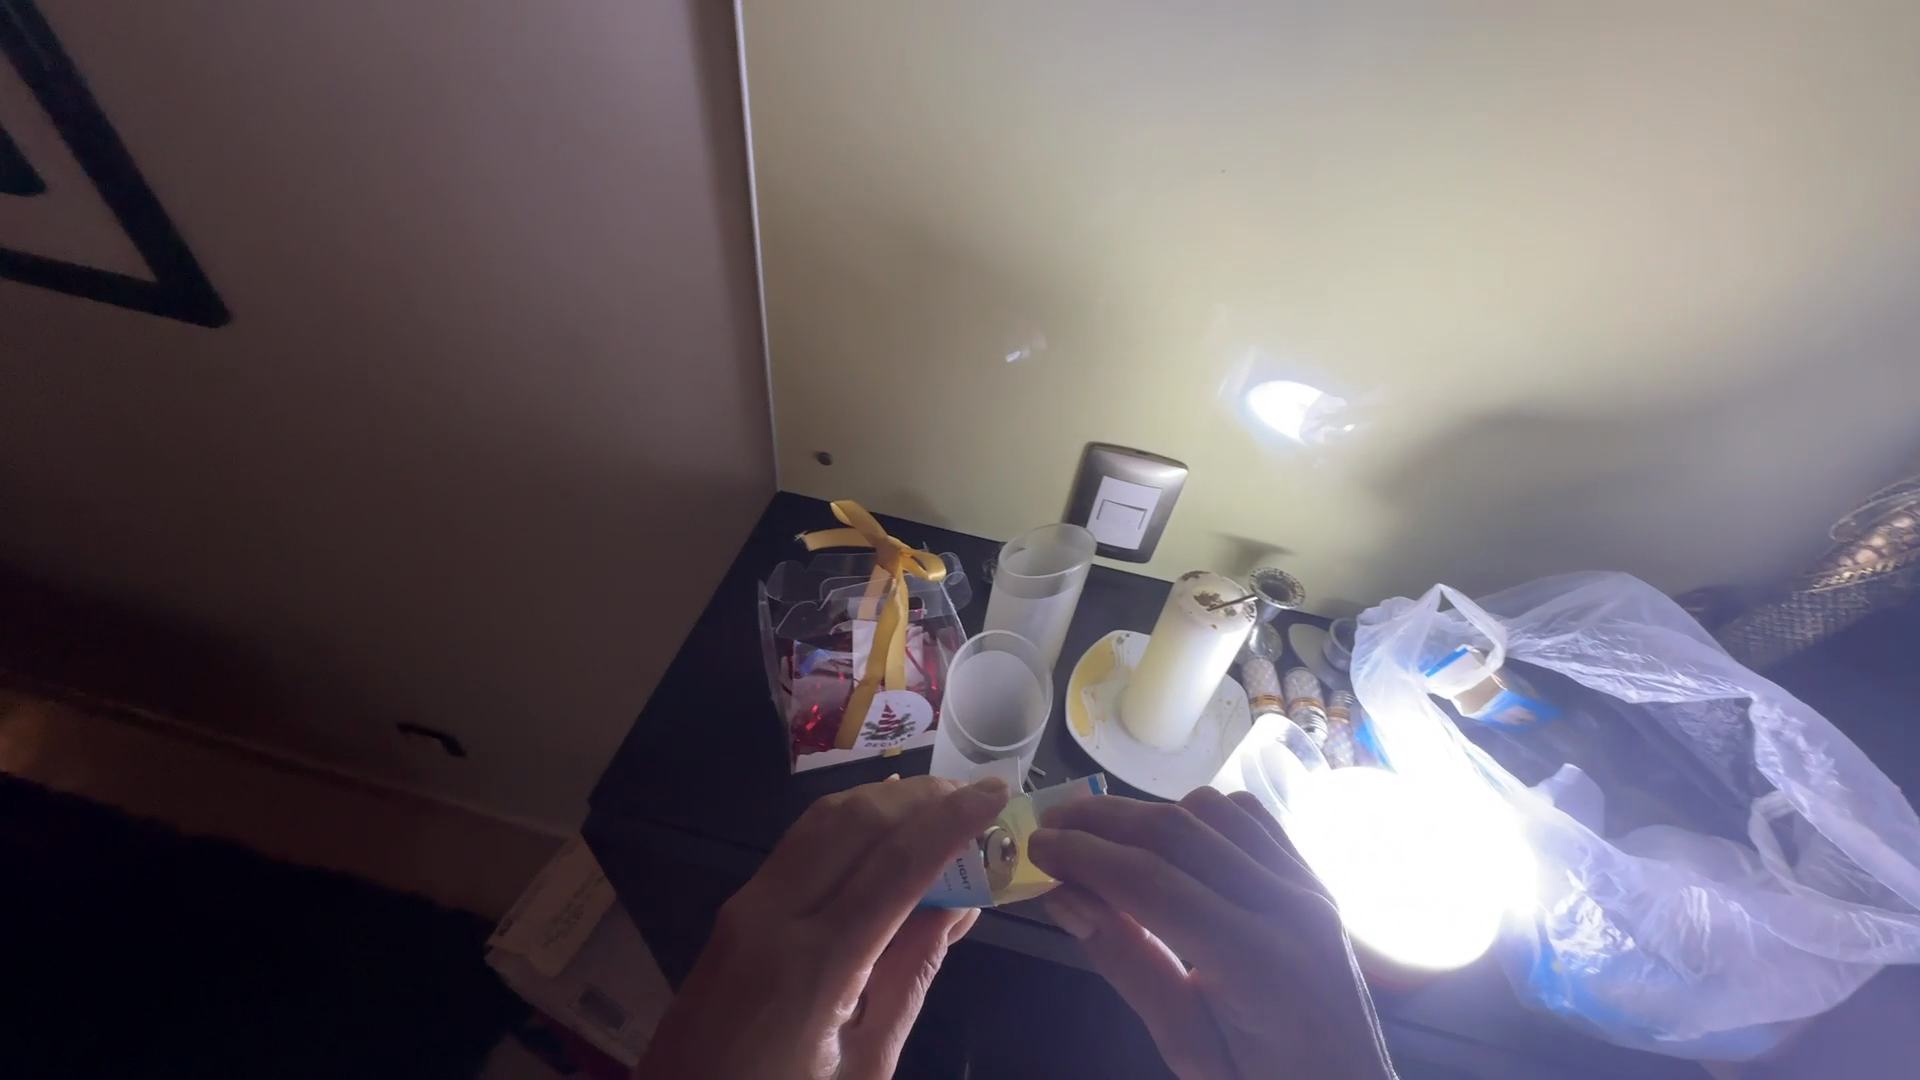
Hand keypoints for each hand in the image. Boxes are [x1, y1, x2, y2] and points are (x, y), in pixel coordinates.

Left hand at [637, 774, 1010, 1078]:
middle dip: (922, 796)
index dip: (952, 821)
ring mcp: (746, 904)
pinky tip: (883, 814)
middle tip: (973, 794)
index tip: (996, 793)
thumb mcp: (863, 1071)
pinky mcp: (737, 905)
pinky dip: (851, 816)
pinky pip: (803, 840)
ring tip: (939, 800)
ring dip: (887, 798)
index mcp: (811, 968)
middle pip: (857, 821)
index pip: (896, 864)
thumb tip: (958, 905)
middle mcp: (772, 915)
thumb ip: (911, 978)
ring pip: (825, 818)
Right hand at [1030, 788, 1395, 1079]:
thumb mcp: (1188, 1050)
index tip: (1036, 847)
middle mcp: (1291, 907)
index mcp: (1261, 966)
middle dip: (1102, 820)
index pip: (1153, 883)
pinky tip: (1168, 839)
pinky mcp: (1312, 875)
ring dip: (1145, 812)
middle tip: (1051, 825)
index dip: (1086, 857)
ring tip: (1099, 833)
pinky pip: (1247, 815)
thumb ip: (1127, 963)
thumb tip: (1061, 895)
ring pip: (1210, 811)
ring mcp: (1308, 884)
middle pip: (1178, 832)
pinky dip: (1196, 812)